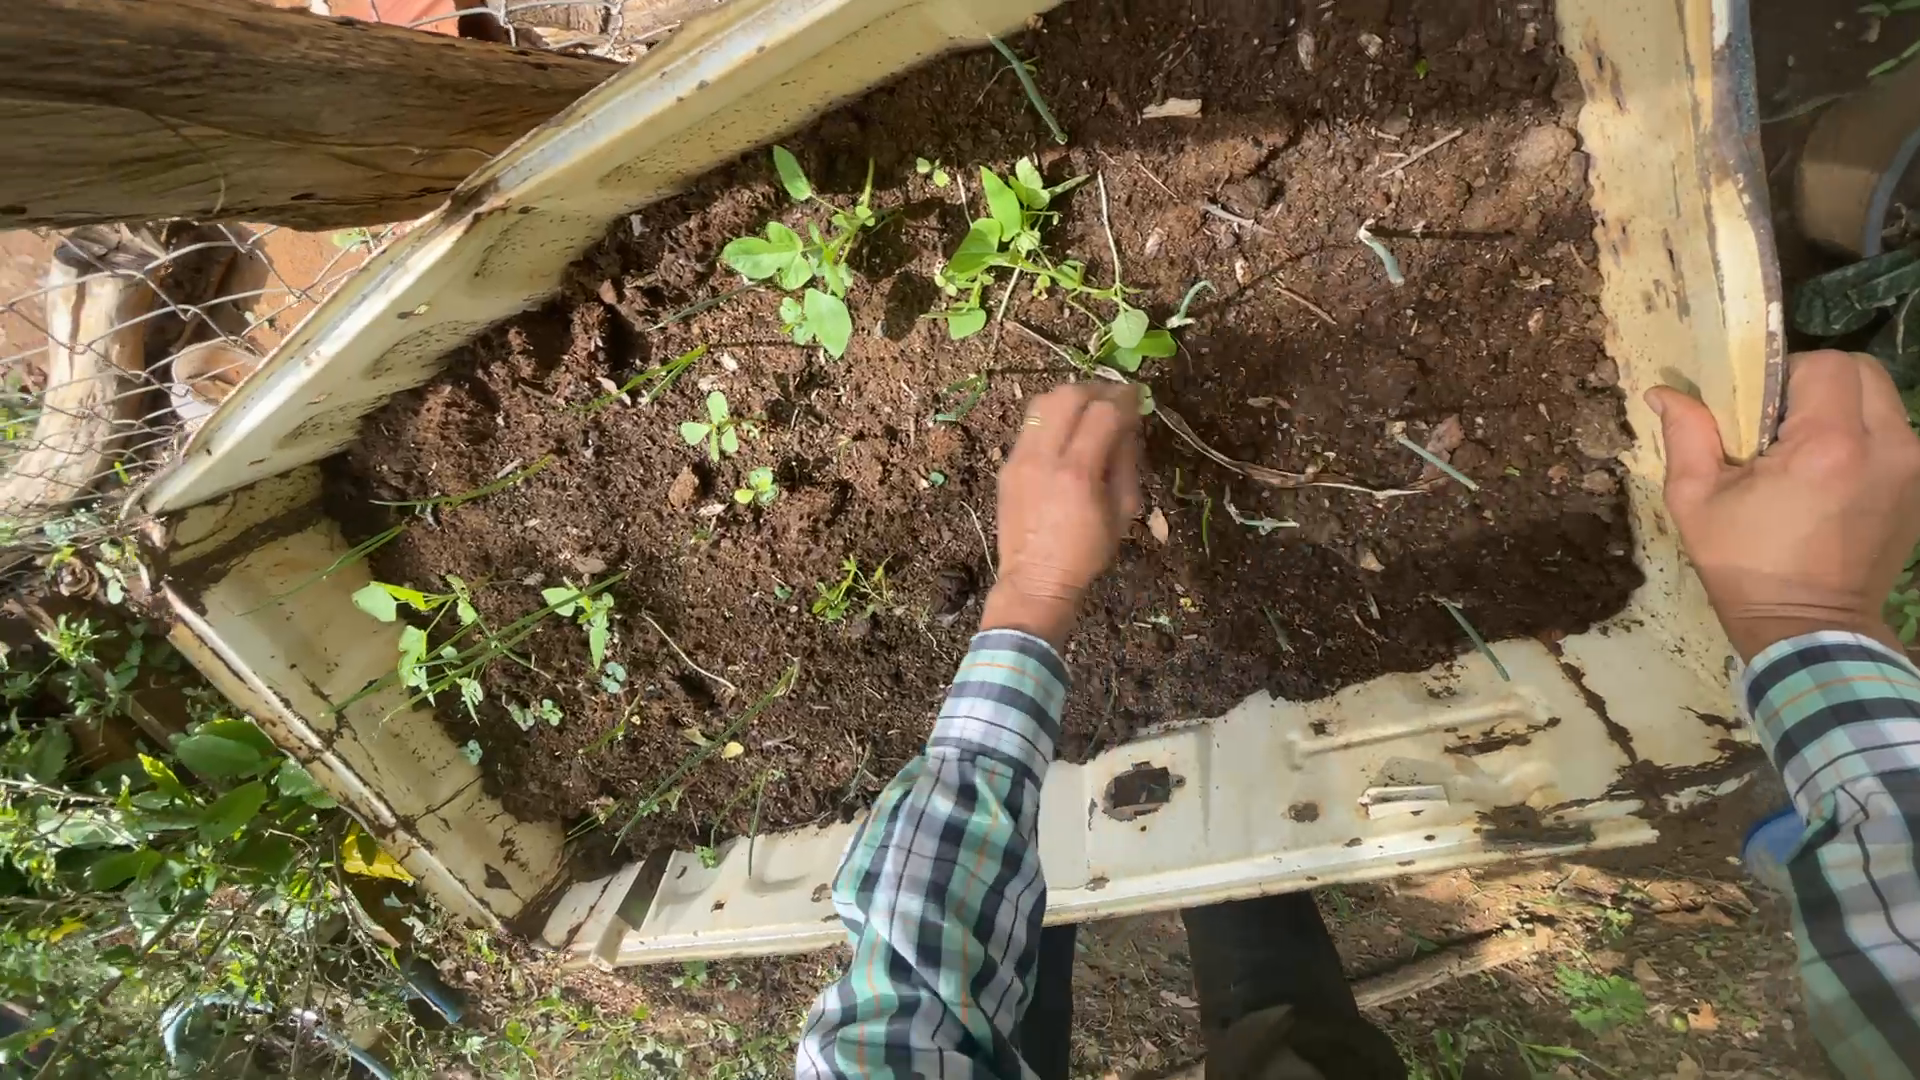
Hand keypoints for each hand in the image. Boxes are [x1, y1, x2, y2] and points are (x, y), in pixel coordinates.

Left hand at [980, 383, 1143, 647]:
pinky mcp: (1006, 466)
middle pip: (1069, 395)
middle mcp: (1043, 458)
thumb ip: (1125, 463)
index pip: (1104, 412)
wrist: (1034, 580)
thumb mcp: (1121, 513)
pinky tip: (1065, 434)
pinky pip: (1029, 426)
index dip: (1126, 399)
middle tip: (1113, 401)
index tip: (1138, 399)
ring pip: (1043, 403)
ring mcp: (1019, 459)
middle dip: (1097, 391)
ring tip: (1088, 411)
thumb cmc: (1085, 553)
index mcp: (1077, 473)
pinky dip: (1051, 419)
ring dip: (1070, 398)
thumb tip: (1127, 427)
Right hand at [1649, 349, 1919, 658]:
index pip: (1823, 366)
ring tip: (1793, 451)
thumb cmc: (1738, 557)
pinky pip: (1892, 433)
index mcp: (1826, 445)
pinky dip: (1856, 435)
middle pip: (1863, 372)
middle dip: (1812, 382)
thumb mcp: (1693, 496)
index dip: (1780, 373)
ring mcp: (1916, 464)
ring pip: (1881, 400)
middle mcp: (1888, 444)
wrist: (1804, 617)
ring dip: (1835, 409)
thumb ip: (1685, 435)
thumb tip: (1662, 392)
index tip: (1748, 406)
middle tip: (1768, 422)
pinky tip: (1820, 474)